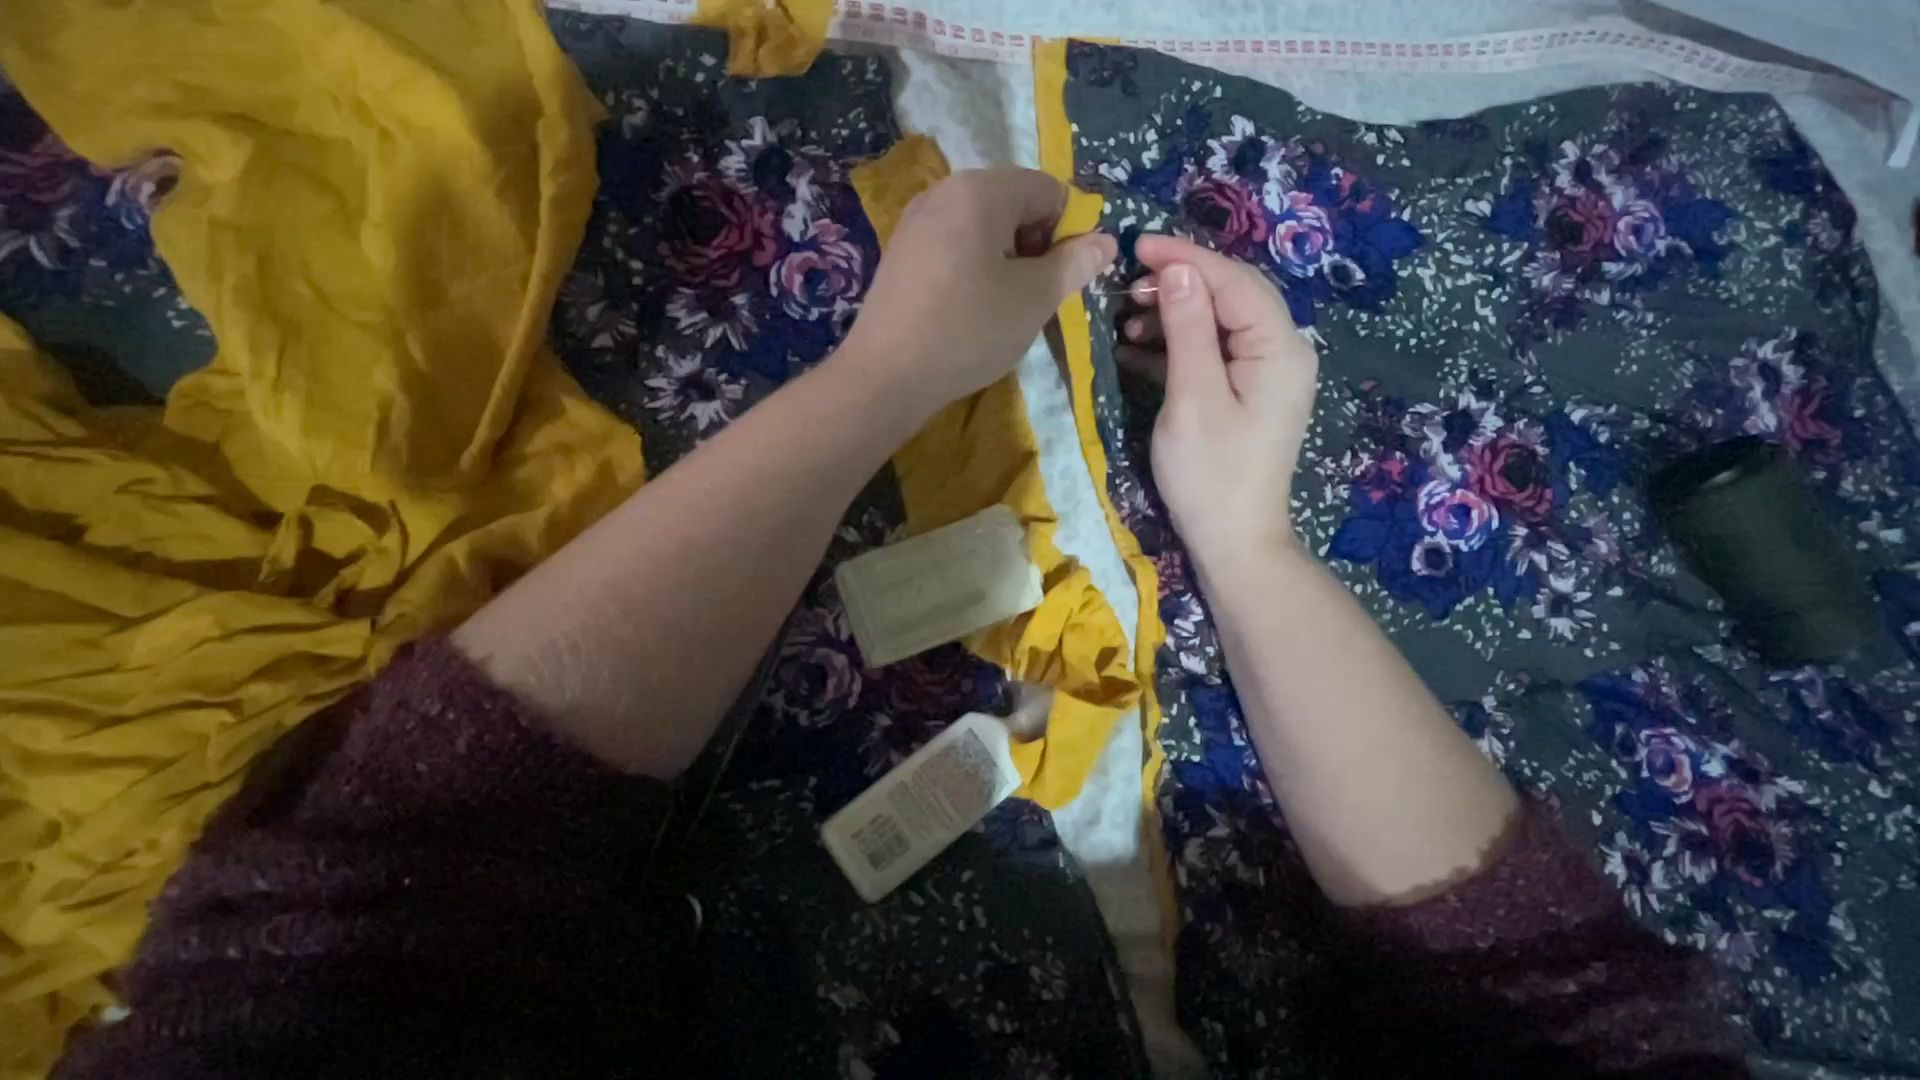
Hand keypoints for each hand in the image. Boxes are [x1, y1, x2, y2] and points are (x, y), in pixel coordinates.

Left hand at [839, 168, 1116, 414]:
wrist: (886, 376)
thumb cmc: (969, 330)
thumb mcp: (1034, 299)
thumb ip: (1074, 264)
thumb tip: (1104, 241)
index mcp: (982, 189)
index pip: (1048, 191)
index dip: (1068, 233)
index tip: (1061, 280)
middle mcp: (944, 191)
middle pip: (1013, 205)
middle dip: (1035, 247)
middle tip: (1033, 297)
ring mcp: (915, 222)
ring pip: (981, 229)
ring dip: (1004, 262)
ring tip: (1001, 309)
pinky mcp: (899, 255)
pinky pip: (952, 248)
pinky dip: (972, 271)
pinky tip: (967, 312)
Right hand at [1120, 234, 1318, 565]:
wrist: (1233, 541)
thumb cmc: (1211, 474)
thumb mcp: (1193, 398)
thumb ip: (1188, 330)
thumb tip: (1178, 271)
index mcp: (1279, 348)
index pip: (1234, 281)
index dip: (1186, 259)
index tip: (1136, 245)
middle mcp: (1281, 352)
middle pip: (1230, 295)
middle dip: (1178, 283)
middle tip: (1124, 287)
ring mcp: (1264, 374)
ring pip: (1217, 322)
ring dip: (1172, 315)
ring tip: (1125, 320)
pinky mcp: (1245, 394)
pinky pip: (1211, 353)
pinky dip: (1174, 346)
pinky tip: (1135, 348)